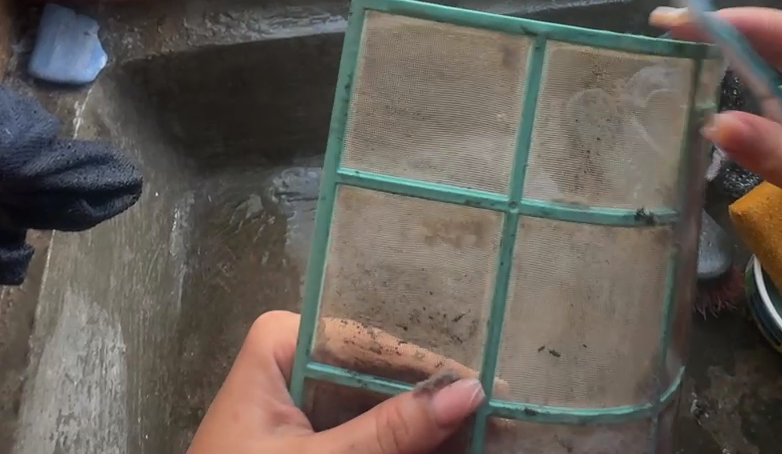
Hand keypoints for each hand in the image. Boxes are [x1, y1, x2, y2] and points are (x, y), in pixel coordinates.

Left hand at [187, 311, 484, 453]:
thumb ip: (390, 433)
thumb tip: (470, 391)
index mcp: (282, 342)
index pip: (367, 338)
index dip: (426, 360)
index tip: (484, 372)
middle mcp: (297, 359)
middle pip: (378, 368)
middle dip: (433, 390)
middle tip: (499, 397)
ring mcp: (307, 398)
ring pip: (380, 401)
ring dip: (428, 419)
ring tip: (490, 422)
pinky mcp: (316, 436)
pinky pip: (368, 429)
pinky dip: (405, 441)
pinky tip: (452, 442)